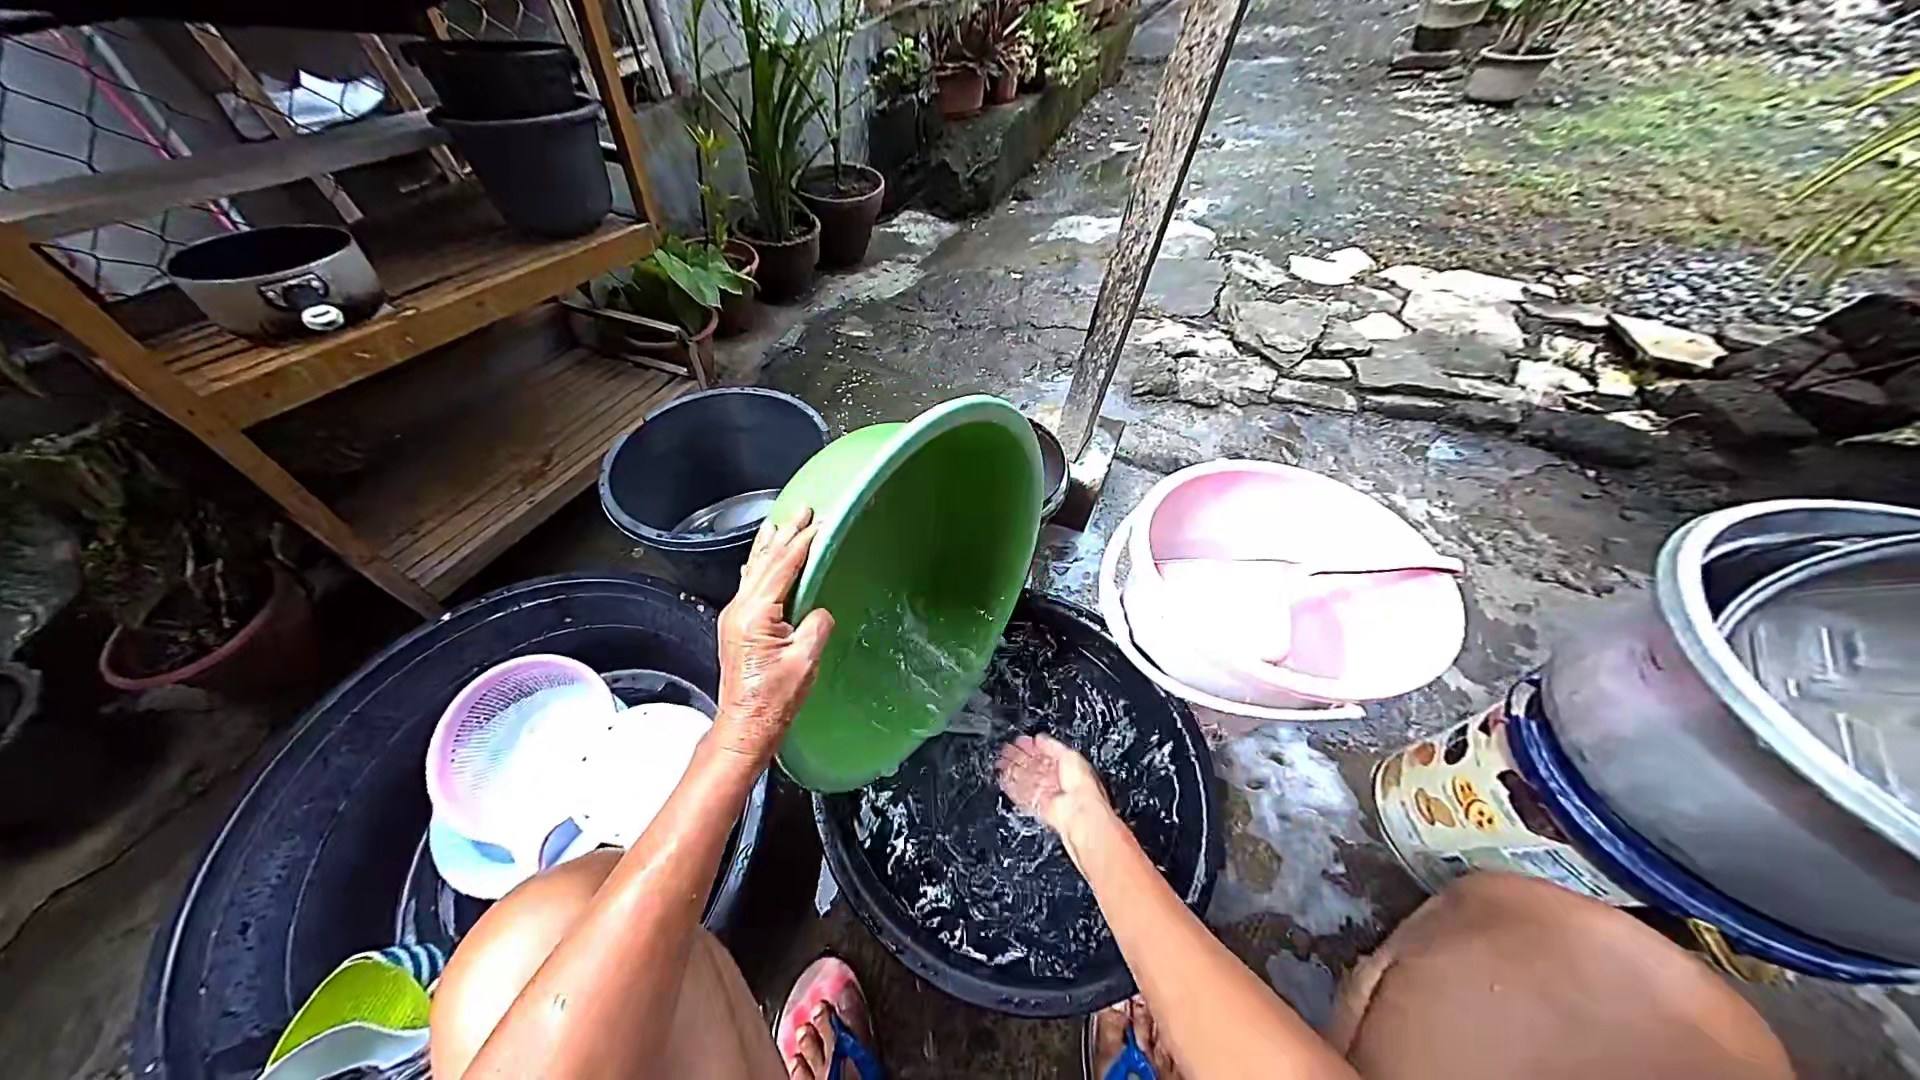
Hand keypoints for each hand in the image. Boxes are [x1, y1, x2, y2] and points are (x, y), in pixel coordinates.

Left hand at [714, 506, 834, 762]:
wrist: (746, 725)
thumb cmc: (774, 699)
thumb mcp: (806, 661)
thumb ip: (816, 625)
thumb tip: (819, 610)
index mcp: (756, 615)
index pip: (782, 568)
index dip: (802, 543)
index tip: (818, 523)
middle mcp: (739, 610)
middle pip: (765, 562)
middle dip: (786, 534)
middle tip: (803, 510)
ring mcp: (734, 617)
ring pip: (754, 569)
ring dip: (771, 544)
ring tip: (782, 522)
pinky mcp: (737, 625)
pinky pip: (750, 583)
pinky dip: (760, 563)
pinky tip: (761, 556)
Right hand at [997, 734, 1112, 841]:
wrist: (1079, 811)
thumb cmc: (1080, 783)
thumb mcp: (1068, 754)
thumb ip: (1051, 745)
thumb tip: (1039, 738)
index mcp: (1066, 766)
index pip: (1044, 754)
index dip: (1030, 747)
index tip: (1018, 741)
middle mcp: (1056, 780)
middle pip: (1032, 767)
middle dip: (1017, 757)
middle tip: (1004, 750)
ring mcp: (1046, 794)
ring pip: (1025, 780)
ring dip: (1011, 770)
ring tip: (999, 762)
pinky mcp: (1037, 807)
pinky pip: (1021, 796)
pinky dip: (1011, 788)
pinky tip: (1003, 779)